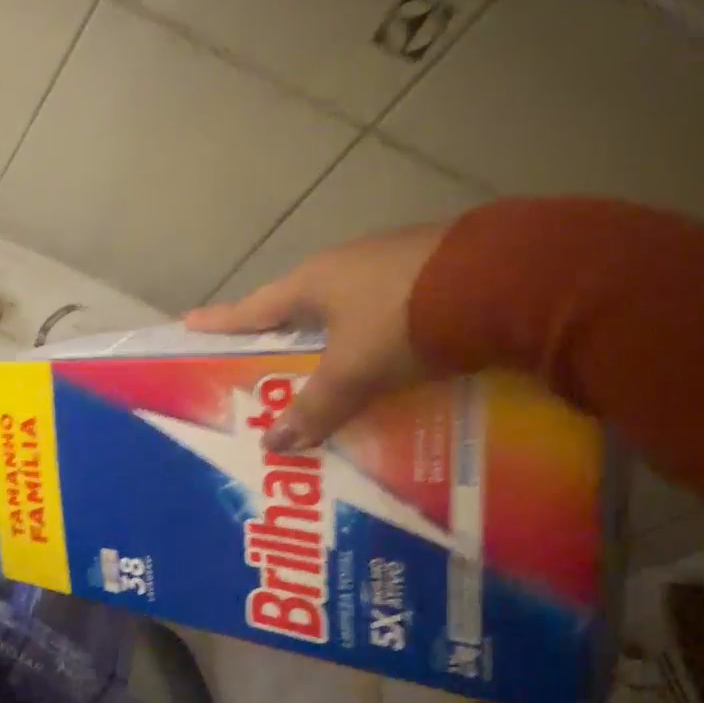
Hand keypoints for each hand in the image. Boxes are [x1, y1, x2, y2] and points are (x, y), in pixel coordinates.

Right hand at [184, 222, 447, 450]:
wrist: (513, 278)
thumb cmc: (407, 320)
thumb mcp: (354, 372)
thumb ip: (315, 407)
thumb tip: (273, 444)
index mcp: (314, 281)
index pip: (253, 308)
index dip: (221, 322)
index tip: (190, 322)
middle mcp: (348, 263)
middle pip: (301, 300)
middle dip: (284, 325)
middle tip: (269, 347)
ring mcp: (398, 258)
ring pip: (351, 299)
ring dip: (339, 325)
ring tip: (334, 353)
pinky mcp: (442, 265)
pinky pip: (395, 301)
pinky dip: (386, 325)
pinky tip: (398, 343)